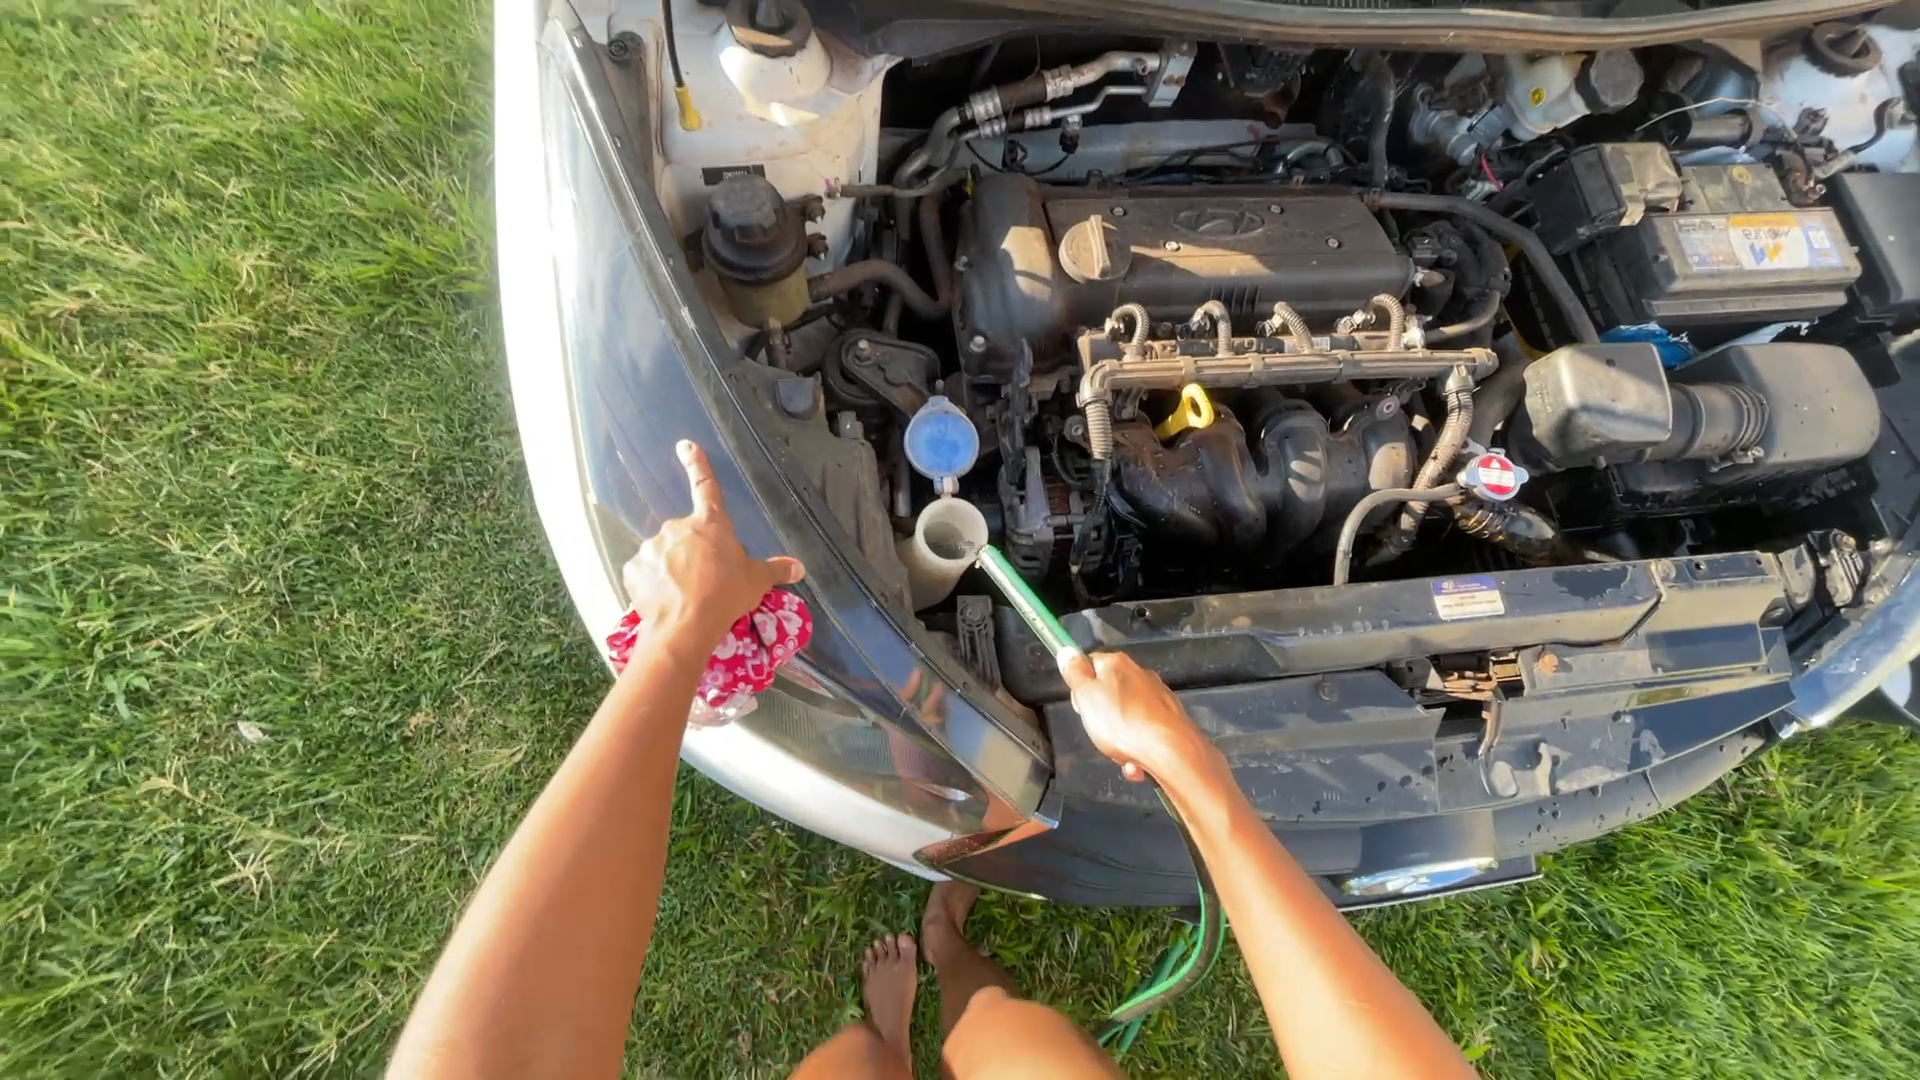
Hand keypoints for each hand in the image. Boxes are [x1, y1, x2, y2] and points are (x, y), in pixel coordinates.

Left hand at [622, 441, 804, 651]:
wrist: (686, 625)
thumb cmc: (726, 594)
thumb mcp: (756, 581)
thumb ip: (776, 570)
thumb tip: (799, 568)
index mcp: (710, 523)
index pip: (705, 486)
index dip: (696, 463)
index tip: (685, 444)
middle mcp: (678, 527)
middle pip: (687, 534)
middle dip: (694, 551)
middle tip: (706, 578)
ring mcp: (652, 546)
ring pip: (665, 554)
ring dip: (673, 567)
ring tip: (685, 594)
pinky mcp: (633, 569)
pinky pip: (646, 573)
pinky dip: (654, 583)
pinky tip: (664, 599)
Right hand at [1059, 651, 1213, 784]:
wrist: (1173, 753)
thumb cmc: (1122, 723)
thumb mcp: (1086, 697)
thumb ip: (1075, 674)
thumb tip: (1067, 651)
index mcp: (1118, 664)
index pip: (1090, 665)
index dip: (1080, 687)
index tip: (1080, 707)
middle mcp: (1141, 675)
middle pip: (1110, 693)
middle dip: (1102, 717)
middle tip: (1099, 732)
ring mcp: (1159, 698)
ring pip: (1128, 717)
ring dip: (1121, 738)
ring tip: (1122, 756)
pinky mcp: (1172, 720)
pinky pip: (1146, 733)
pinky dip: (1139, 748)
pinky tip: (1137, 765)